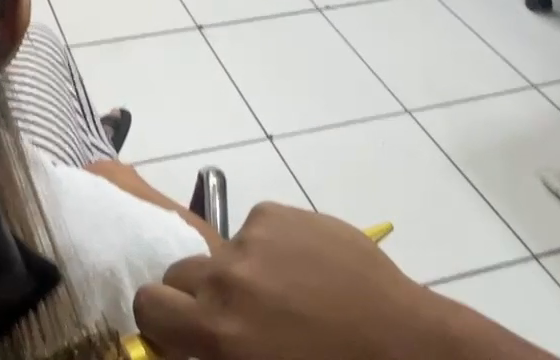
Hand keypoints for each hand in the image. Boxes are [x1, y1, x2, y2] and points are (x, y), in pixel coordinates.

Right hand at [133, 203, 458, 359]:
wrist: (410, 347)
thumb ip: (216, 355)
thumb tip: (187, 344)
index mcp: (218, 329)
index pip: (149, 303)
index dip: (162, 317)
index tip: (184, 329)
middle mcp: (226, 277)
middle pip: (179, 271)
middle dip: (199, 294)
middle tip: (239, 316)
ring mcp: (253, 238)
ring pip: (224, 252)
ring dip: (241, 271)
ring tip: (287, 294)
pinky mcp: (279, 214)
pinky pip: (258, 229)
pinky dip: (273, 247)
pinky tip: (309, 271)